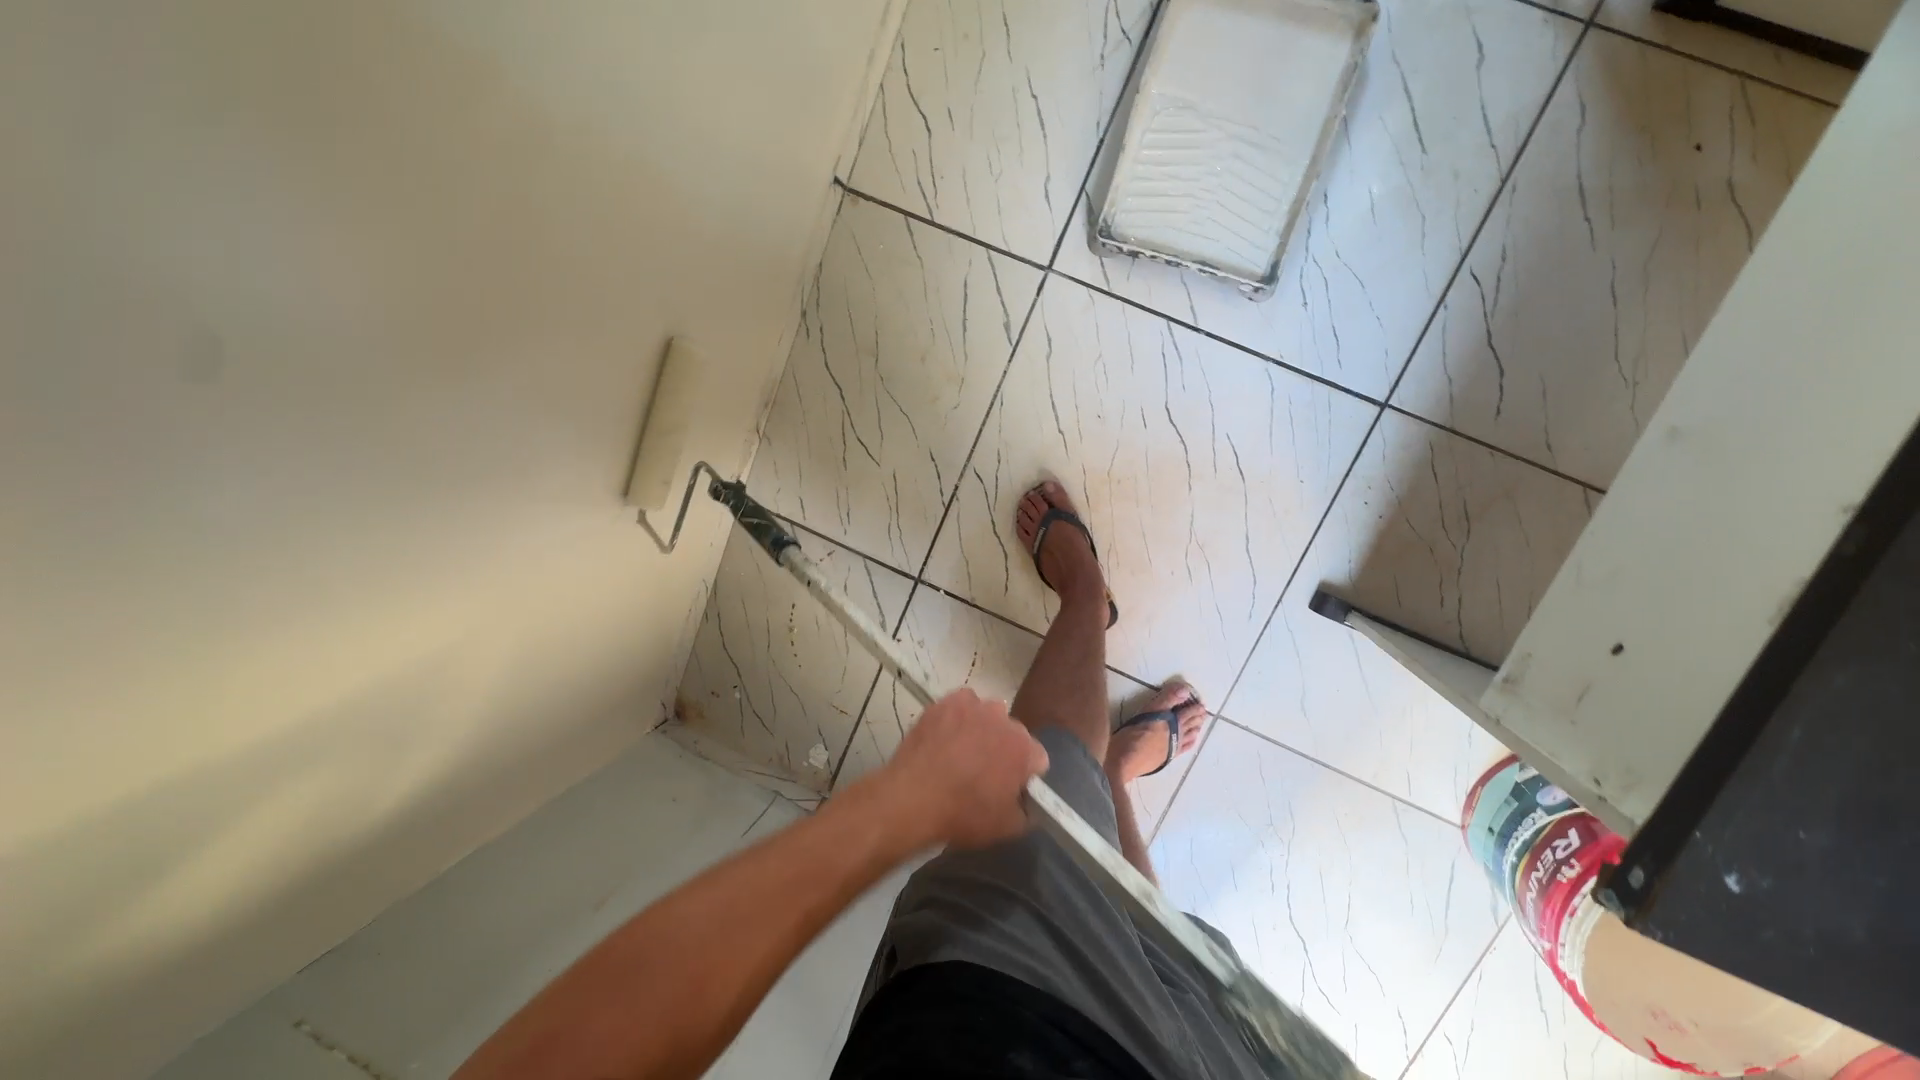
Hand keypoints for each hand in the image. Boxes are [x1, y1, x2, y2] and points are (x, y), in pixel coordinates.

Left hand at [875, 689, 1048, 850]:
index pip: (1037, 759)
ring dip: (982, 731)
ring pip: (987, 716)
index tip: (1009, 789)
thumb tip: (1027, 803)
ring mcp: (973, 706)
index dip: (1025, 776)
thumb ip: (1028, 811)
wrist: (911, 798)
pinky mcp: (945, 702)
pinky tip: (945, 738)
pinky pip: (961, 706)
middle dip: (1003, 751)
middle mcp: (1004, 719)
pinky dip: (958, 718)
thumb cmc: (962, 814)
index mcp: (1024, 748)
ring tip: (960, 755)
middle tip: (983, 774)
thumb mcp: (1007, 827)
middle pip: (1013, 735)